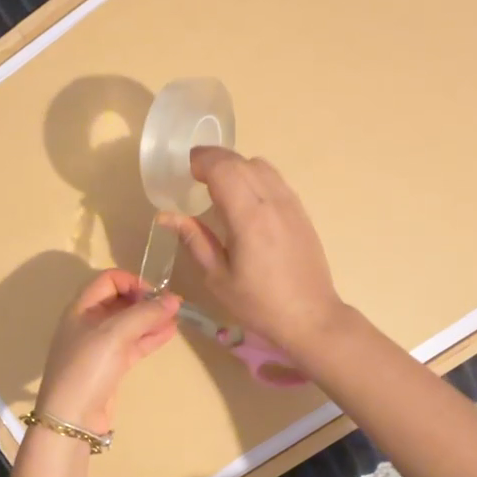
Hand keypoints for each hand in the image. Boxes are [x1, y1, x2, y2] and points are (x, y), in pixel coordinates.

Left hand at [35, 269, 180, 433]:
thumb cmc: (88, 368)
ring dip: (151, 319)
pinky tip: (169, 333)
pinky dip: (149, 338)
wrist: (72, 417)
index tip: (154, 294)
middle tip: (172, 306)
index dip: (132, 282)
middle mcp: (88, 324)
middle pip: (119, 302)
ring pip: (128, 325)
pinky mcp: (110, 367)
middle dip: (145, 301)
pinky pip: (132, 345)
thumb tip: (174, 299)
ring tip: (177, 318)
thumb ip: (144, 314)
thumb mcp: (114, 334)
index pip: (108, 281)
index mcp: (80, 309)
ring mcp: (99, 347)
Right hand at [159, 147, 348, 354]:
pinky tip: (242, 198)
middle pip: (240, 162)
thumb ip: (194, 240)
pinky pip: (274, 179)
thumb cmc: (258, 303)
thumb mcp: (218, 278)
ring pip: (260, 166)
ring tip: (215, 183)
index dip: (200, 161)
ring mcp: (290, 204)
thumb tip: (166, 216)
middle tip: (192, 173)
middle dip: (214, 160)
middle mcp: (272, 202)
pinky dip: (253, 176)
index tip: (182, 170)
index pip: (223, 168)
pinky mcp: (300, 211)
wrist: (310, 316)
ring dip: (235, 166)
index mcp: (249, 218)